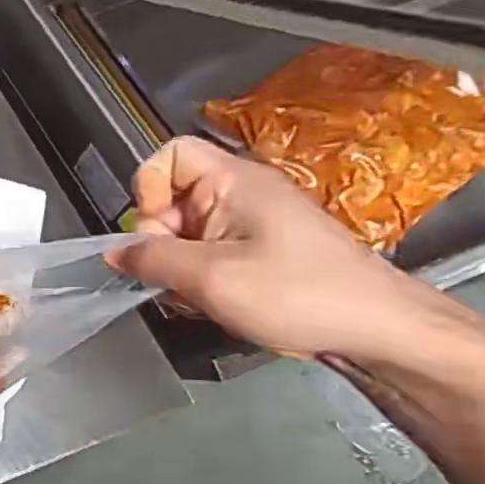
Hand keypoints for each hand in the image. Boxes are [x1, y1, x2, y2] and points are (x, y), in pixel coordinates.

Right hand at [107, 136, 466, 361]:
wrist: (371, 327)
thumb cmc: (298, 294)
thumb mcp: (210, 277)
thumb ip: (152, 259)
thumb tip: (113, 253)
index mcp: (234, 182)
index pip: (170, 156)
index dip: (148, 189)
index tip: (154, 231)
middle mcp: (239, 195)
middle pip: (168, 203)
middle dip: (158, 243)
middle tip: (179, 275)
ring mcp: (247, 224)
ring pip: (180, 236)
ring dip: (175, 269)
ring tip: (200, 295)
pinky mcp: (253, 251)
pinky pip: (201, 256)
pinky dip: (194, 280)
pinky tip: (210, 302)